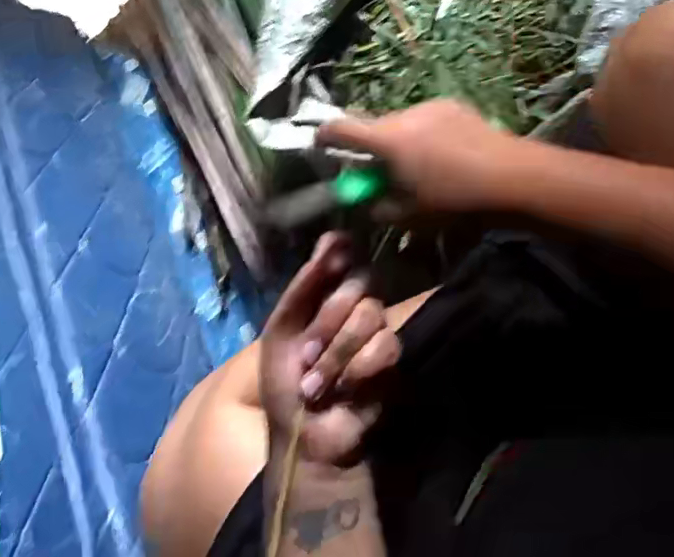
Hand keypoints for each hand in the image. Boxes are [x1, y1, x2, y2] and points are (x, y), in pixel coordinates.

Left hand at [260, 233, 400, 466]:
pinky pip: (385, 345)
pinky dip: (358, 370)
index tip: (331, 261)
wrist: (303, 436)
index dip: (338, 252)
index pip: (341, 250)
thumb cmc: (284, 383)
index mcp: (324, 290)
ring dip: (337, 353)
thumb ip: (304, 285)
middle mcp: (353, 301)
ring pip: (370, 314)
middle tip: (307, 354)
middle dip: (328, 319)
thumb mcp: (281, 331)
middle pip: (359, 280)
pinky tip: (344, 390)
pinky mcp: (392, 358)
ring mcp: (375, 327)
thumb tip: (332, 237)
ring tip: (317, 384)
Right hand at [316, 100, 515, 212]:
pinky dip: (425, 133)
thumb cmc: (455, 199)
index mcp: (387, 140)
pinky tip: (446, 153)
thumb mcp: (412, 215)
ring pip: (402, 122)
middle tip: (381, 169)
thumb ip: (382, 207)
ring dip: (401, 139)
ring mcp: (430, 106)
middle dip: (372, 146)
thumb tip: (372, 202)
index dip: (325, 135)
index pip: (341, 128)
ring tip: (420, 163)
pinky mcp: (453, 105)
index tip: (319, 143)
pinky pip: (427, 118)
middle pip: (375, 126)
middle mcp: (404, 115)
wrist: (509, 175)